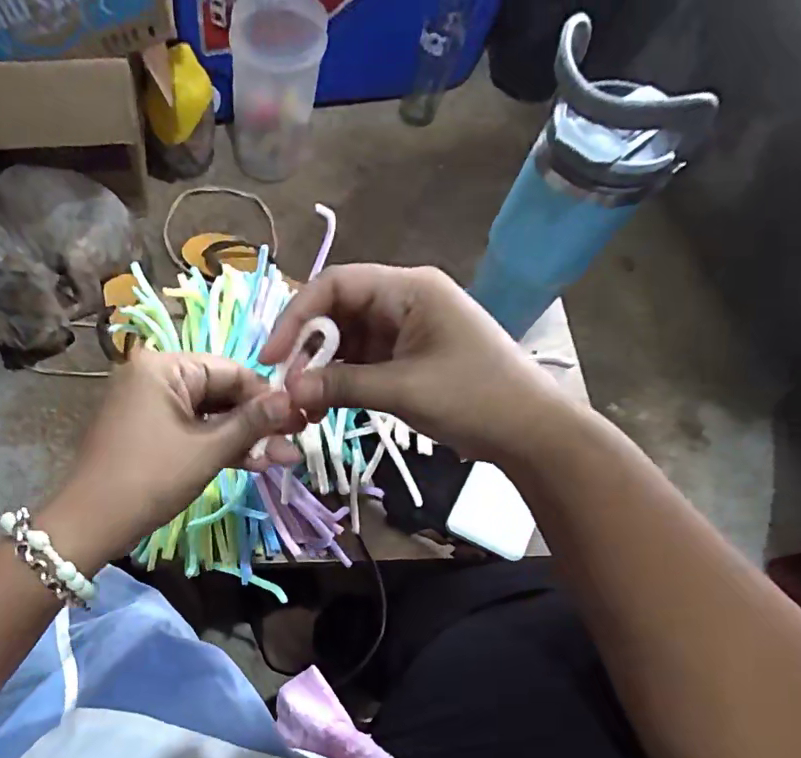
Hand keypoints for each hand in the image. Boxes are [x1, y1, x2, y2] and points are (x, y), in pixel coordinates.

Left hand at [38, 348, 300, 570]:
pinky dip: (218, 446)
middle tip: (294, 444)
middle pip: (221, 392)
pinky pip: (192, 430)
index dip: (267, 396)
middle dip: (258, 423)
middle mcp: (154, 376)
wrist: (92, 522)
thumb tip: (291, 399)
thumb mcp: (207, 450)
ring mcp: (149, 405)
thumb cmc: (151, 478)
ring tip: (281, 460)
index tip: (299, 419)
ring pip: (209, 415)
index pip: (231, 370)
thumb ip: (251, 423)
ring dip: (243, 439)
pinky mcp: (149, 431)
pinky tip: (253, 463)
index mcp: (163, 367)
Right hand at [264, 264, 571, 462]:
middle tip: (287, 389)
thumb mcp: (403, 390)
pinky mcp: (411, 357)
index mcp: (409, 288)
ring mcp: (409, 330)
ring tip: (303, 406)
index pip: (337, 284)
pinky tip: (325, 407)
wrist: (529, 429)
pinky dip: (343, 382)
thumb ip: (343, 386)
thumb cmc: (474, 398)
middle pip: (339, 312)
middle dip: (308, 348)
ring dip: (323, 370)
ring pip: (349, 341)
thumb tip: (289, 391)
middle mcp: (406, 300)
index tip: (271, 356)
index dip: (297, 316)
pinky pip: (365, 362)